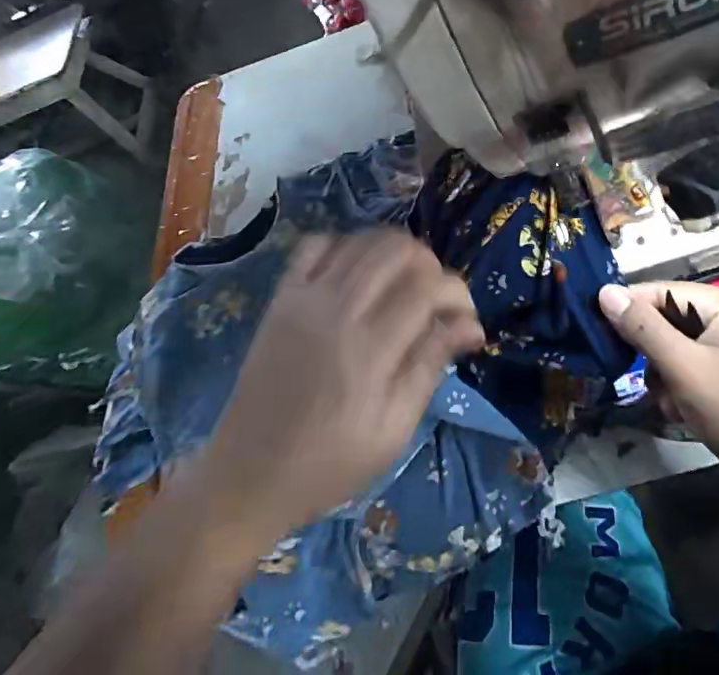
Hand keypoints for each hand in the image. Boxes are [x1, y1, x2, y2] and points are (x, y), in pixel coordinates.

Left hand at [203, 230, 484, 530]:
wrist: (247, 477)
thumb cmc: (329, 464)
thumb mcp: (393, 430)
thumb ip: (429, 367)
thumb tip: (471, 326)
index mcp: (369, 351)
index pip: (427, 288)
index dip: (457, 293)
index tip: (466, 318)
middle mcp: (337, 312)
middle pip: (397, 251)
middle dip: (430, 265)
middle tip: (436, 299)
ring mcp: (303, 300)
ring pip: (361, 242)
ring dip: (394, 251)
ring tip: (405, 283)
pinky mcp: (280, 300)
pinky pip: (314, 246)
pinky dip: (345, 247)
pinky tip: (358, 274)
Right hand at [599, 281, 718, 492]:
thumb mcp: (686, 370)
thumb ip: (644, 329)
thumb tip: (604, 291)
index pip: (664, 290)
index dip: (629, 310)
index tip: (598, 336)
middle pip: (675, 318)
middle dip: (654, 353)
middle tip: (648, 387)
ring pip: (686, 346)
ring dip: (670, 375)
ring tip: (673, 408)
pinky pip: (705, 364)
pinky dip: (690, 386)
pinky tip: (689, 414)